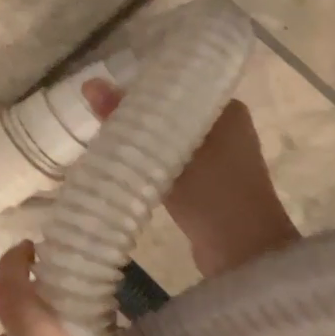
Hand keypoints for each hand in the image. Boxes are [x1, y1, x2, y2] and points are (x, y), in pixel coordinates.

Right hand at [80, 82, 299, 275]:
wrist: (244, 253)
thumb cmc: (213, 194)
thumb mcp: (163, 153)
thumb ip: (127, 119)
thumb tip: (90, 84)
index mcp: (226, 108)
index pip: (178, 82)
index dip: (143, 83)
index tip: (107, 87)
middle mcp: (226, 126)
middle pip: (171, 110)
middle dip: (137, 113)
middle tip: (98, 112)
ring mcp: (220, 156)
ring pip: (169, 136)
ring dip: (142, 139)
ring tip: (104, 133)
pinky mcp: (210, 183)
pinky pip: (173, 160)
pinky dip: (151, 160)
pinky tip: (123, 163)